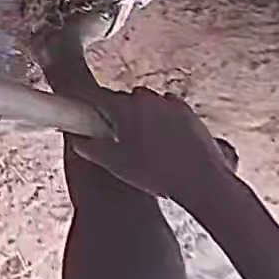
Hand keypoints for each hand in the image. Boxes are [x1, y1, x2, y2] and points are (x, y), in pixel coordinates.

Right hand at [71, 87, 237, 204]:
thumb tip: (77, 141)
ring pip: (147, 103)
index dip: (90, 103)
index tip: (86, 108)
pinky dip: (164, 118)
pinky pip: (168, 108)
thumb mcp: (116, 165)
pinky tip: (165, 139)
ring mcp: (167, 103)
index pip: (98, 97)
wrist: (201, 180)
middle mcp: (145, 99)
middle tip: (121, 135)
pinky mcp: (186, 111)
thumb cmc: (157, 173)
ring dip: (144, 114)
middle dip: (121, 113)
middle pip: (124, 99)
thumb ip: (91, 149)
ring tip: (146, 141)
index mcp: (124, 108)